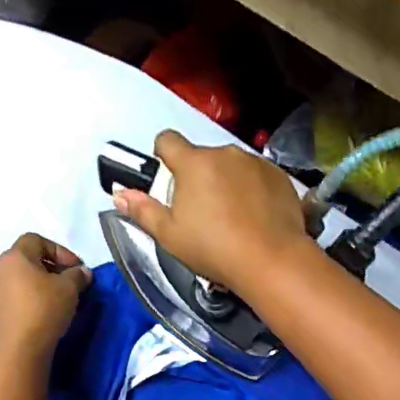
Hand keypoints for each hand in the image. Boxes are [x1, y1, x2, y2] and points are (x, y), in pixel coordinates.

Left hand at [0, 232, 91, 364]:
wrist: (22, 347)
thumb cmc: (45, 309)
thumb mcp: (69, 288)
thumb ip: (78, 275)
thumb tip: (83, 272)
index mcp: (15, 256)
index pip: (37, 240)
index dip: (60, 250)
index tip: (76, 268)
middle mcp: (1, 268)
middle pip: (29, 258)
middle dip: (52, 266)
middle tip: (70, 281)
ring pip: (23, 277)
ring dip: (43, 282)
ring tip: (61, 297)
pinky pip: (18, 293)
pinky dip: (33, 295)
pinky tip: (47, 309)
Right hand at [112, 130, 313, 291]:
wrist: (270, 260)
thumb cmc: (213, 248)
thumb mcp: (170, 235)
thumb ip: (143, 211)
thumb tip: (120, 194)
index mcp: (193, 163)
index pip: (167, 140)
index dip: (163, 156)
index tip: (168, 178)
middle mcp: (225, 152)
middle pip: (202, 157)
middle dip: (198, 178)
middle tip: (200, 213)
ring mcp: (255, 162)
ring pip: (232, 166)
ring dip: (227, 183)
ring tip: (231, 219)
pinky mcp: (279, 176)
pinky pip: (258, 177)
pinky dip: (253, 191)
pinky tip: (254, 219)